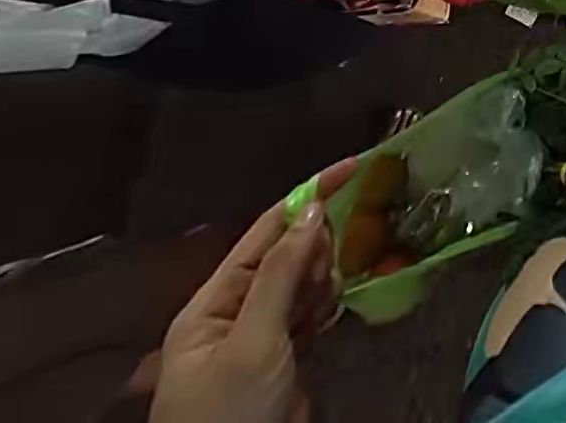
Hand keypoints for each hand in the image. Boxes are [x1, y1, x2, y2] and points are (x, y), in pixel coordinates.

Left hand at [148, 158, 356, 422]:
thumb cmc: (231, 417)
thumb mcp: (253, 343)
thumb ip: (281, 274)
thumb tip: (312, 211)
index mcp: (214, 301)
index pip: (266, 230)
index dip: (308, 195)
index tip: (352, 167)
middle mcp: (236, 309)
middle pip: (289, 251)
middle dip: (315, 250)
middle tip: (324, 280)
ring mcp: (263, 332)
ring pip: (306, 278)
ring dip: (323, 281)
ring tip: (320, 311)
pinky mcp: (287, 353)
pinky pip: (313, 307)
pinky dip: (326, 304)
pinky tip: (328, 318)